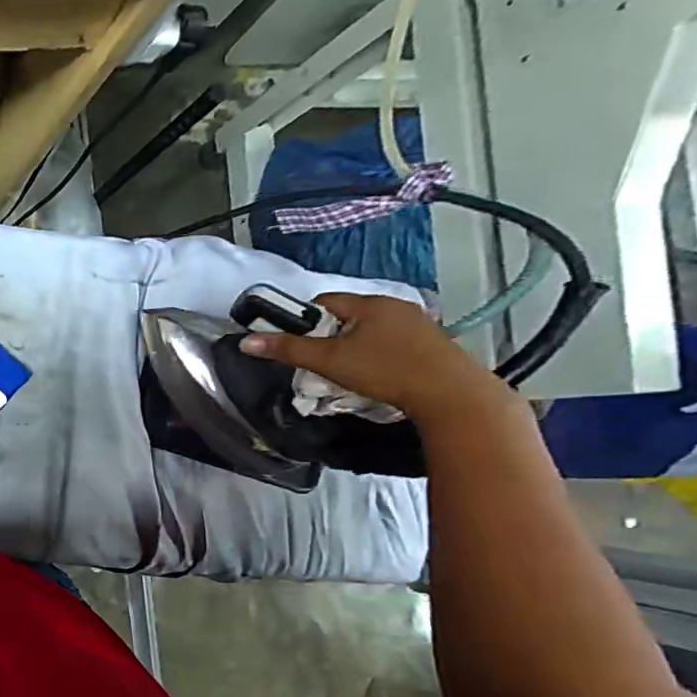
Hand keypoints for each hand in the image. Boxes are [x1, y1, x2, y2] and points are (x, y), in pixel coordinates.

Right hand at [236, 293, 512, 423]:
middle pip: (346, 316)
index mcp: (370, 303)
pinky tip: (376, 374)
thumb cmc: (384, 371)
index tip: (299, 345)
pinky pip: (390, 342)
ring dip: (353, 346)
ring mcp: (418, 323)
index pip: (323, 300)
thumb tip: (245, 340)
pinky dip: (377, 355)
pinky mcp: (431, 343)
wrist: (450, 395)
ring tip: (347, 371)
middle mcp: (395, 306)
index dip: (304, 320)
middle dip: (328, 336)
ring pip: (369, 330)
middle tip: (320, 362)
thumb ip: (286, 349)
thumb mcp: (328, 361)